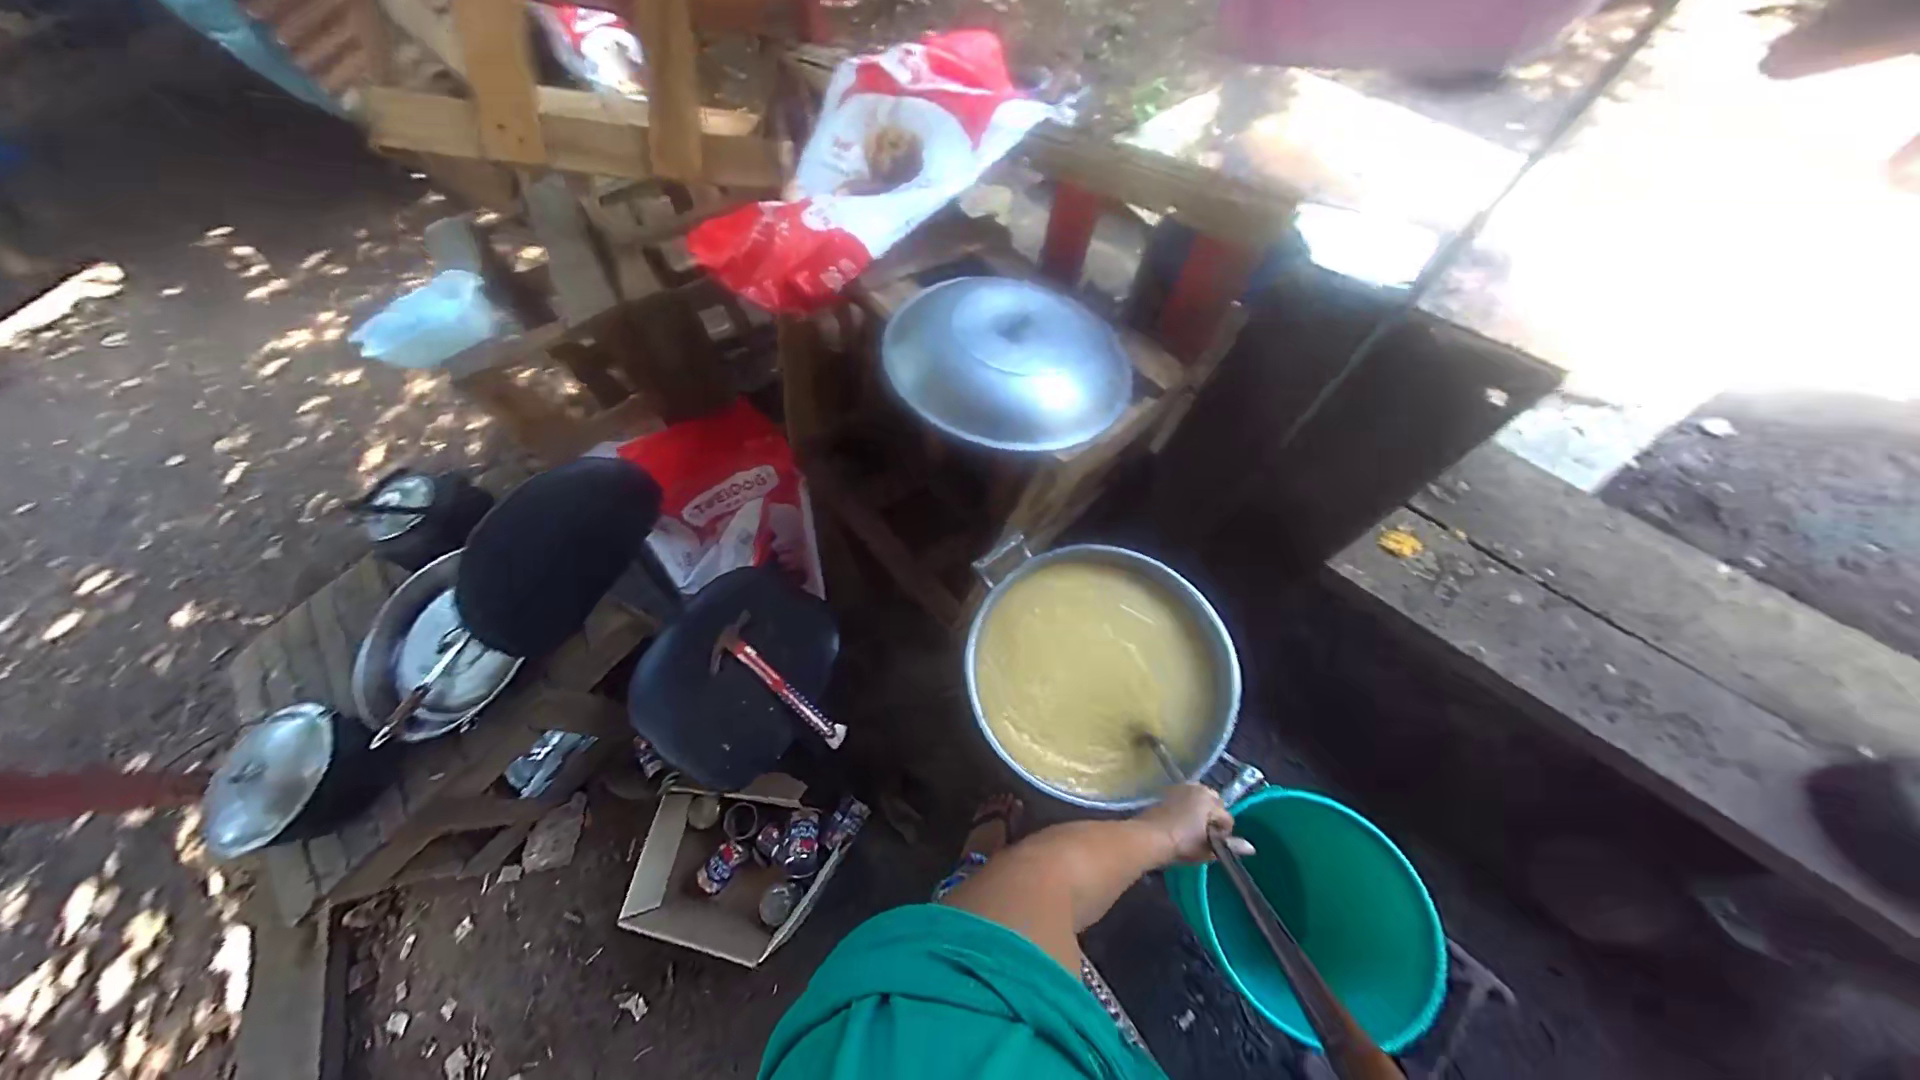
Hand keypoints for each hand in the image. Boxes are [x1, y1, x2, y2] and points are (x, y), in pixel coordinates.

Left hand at [1137, 783, 1253, 865]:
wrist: (1150, 837)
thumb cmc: (1182, 843)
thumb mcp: (1207, 848)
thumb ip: (1230, 845)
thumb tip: (1251, 848)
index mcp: (1209, 800)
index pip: (1226, 818)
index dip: (1224, 832)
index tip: (1216, 843)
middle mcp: (1196, 788)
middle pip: (1214, 802)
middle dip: (1214, 816)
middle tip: (1206, 834)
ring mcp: (1180, 788)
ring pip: (1199, 797)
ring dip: (1201, 809)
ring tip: (1195, 827)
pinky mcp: (1167, 792)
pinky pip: (1184, 797)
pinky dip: (1187, 805)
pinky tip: (1181, 820)